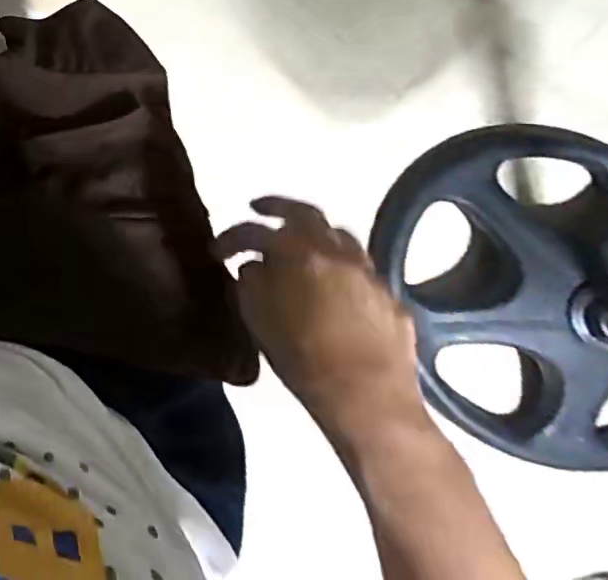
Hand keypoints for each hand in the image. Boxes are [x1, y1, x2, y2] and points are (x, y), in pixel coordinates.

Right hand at [215, 198, 425, 441]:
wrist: (366, 399)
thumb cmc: (298, 353)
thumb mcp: (254, 312)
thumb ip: (250, 278)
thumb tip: (255, 266)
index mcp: (298, 253)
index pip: (253, 231)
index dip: (230, 237)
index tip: (215, 251)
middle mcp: (337, 255)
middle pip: (307, 214)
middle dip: (278, 207)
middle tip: (258, 209)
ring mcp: (370, 277)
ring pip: (341, 237)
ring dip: (315, 234)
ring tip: (298, 244)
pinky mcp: (392, 302)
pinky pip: (361, 272)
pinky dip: (339, 267)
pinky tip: (330, 285)